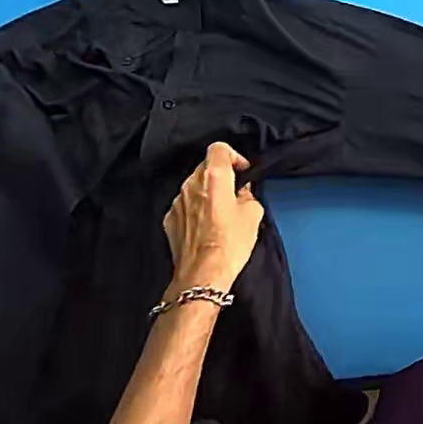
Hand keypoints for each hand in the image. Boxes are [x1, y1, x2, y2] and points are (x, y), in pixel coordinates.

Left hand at [164, 142, 264, 293]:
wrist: (202, 275)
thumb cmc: (230, 244)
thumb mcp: (253, 213)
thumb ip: (248, 193)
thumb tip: (242, 191)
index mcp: (213, 177)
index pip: (219, 148)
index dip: (234, 156)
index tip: (242, 171)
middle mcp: (191, 185)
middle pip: (205, 165)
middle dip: (221, 174)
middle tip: (235, 192)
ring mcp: (177, 202)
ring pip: (194, 185)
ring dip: (208, 191)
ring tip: (221, 211)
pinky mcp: (169, 220)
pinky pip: (185, 204)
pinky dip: (196, 207)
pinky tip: (207, 225)